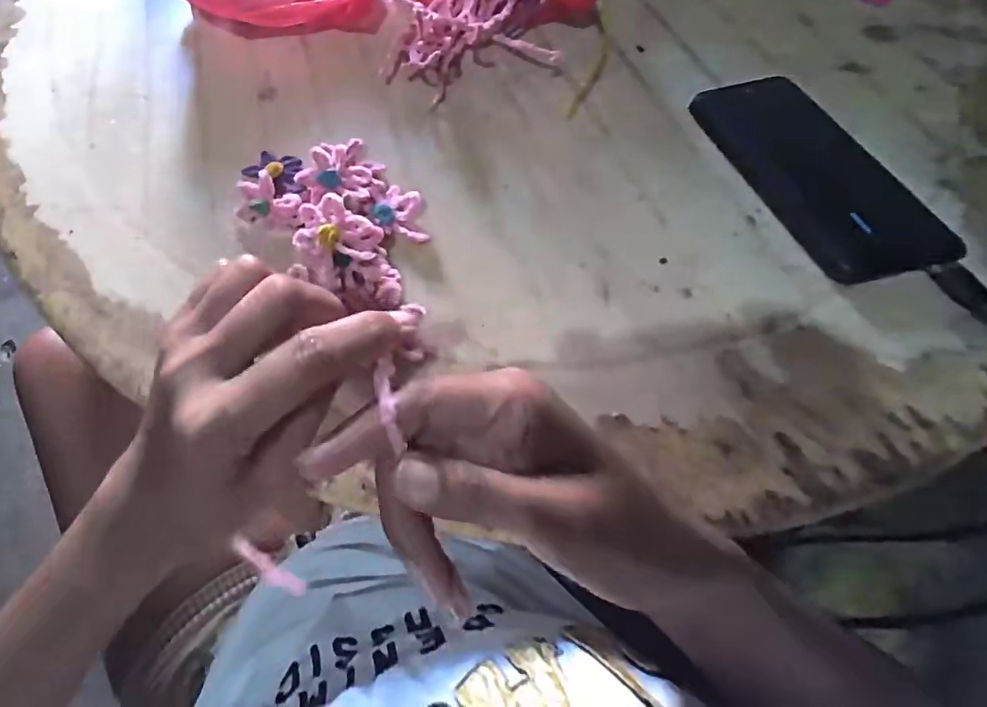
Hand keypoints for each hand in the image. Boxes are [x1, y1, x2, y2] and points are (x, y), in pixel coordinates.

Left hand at [105, 256, 416, 574]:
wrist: (146, 498)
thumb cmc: (214, 508)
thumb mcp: (275, 484)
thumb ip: (313, 414)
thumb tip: (352, 355)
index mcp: (219, 420)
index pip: (303, 357)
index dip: (360, 334)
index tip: (398, 323)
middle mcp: (193, 368)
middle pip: (275, 296)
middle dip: (325, 303)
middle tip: (342, 328)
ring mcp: (177, 340)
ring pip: (247, 273)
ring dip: (289, 287)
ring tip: (304, 320)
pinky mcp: (172, 326)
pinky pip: (221, 276)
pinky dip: (256, 282)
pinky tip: (269, 313)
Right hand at [300, 369, 745, 614]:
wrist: (670, 563)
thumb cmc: (625, 533)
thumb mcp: (556, 518)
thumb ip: (476, 490)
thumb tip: (396, 472)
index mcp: (506, 397)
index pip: (418, 399)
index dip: (366, 429)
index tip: (316, 465)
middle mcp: (484, 404)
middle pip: (406, 435)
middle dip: (400, 502)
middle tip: (424, 575)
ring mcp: (479, 434)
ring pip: (412, 465)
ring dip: (414, 526)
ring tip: (443, 590)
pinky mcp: (477, 463)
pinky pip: (430, 485)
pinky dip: (427, 529)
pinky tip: (443, 574)